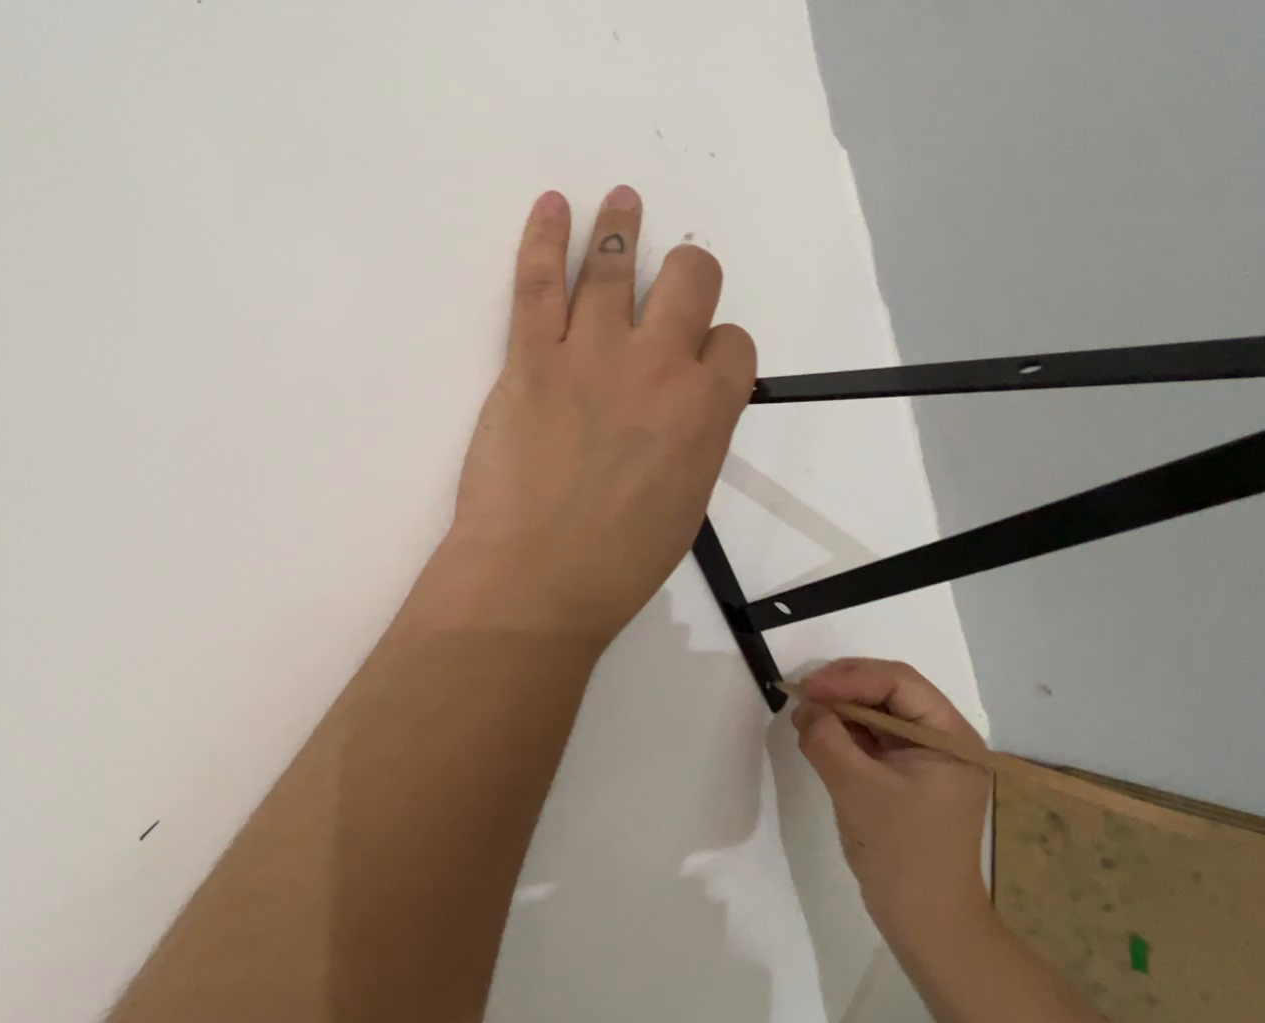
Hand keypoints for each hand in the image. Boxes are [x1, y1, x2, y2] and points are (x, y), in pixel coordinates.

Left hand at [434, 186, 756, 641]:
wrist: (535, 580)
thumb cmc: (617, 563)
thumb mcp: (686, 504)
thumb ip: (693, 442)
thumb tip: (681, 414)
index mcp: (708, 411)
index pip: (733, 341)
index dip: (719, 347)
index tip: (702, 361)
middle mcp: (659, 366)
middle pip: (691, 279)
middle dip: (690, 273)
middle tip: (674, 282)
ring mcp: (591, 354)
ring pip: (615, 264)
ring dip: (622, 226)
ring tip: (621, 200)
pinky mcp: (530, 358)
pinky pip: (539, 282)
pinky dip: (545, 237)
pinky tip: (553, 206)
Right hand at [792, 658, 992, 938]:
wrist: (926, 921)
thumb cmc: (901, 852)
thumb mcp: (857, 789)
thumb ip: (827, 739)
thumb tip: (804, 707)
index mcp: (950, 735)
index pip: (899, 682)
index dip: (850, 677)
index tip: (807, 688)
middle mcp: (944, 739)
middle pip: (891, 692)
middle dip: (844, 689)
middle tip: (802, 695)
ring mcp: (927, 760)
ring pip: (880, 715)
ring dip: (842, 710)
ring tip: (804, 714)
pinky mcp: (909, 779)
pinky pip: (876, 741)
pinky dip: (847, 734)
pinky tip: (819, 735)